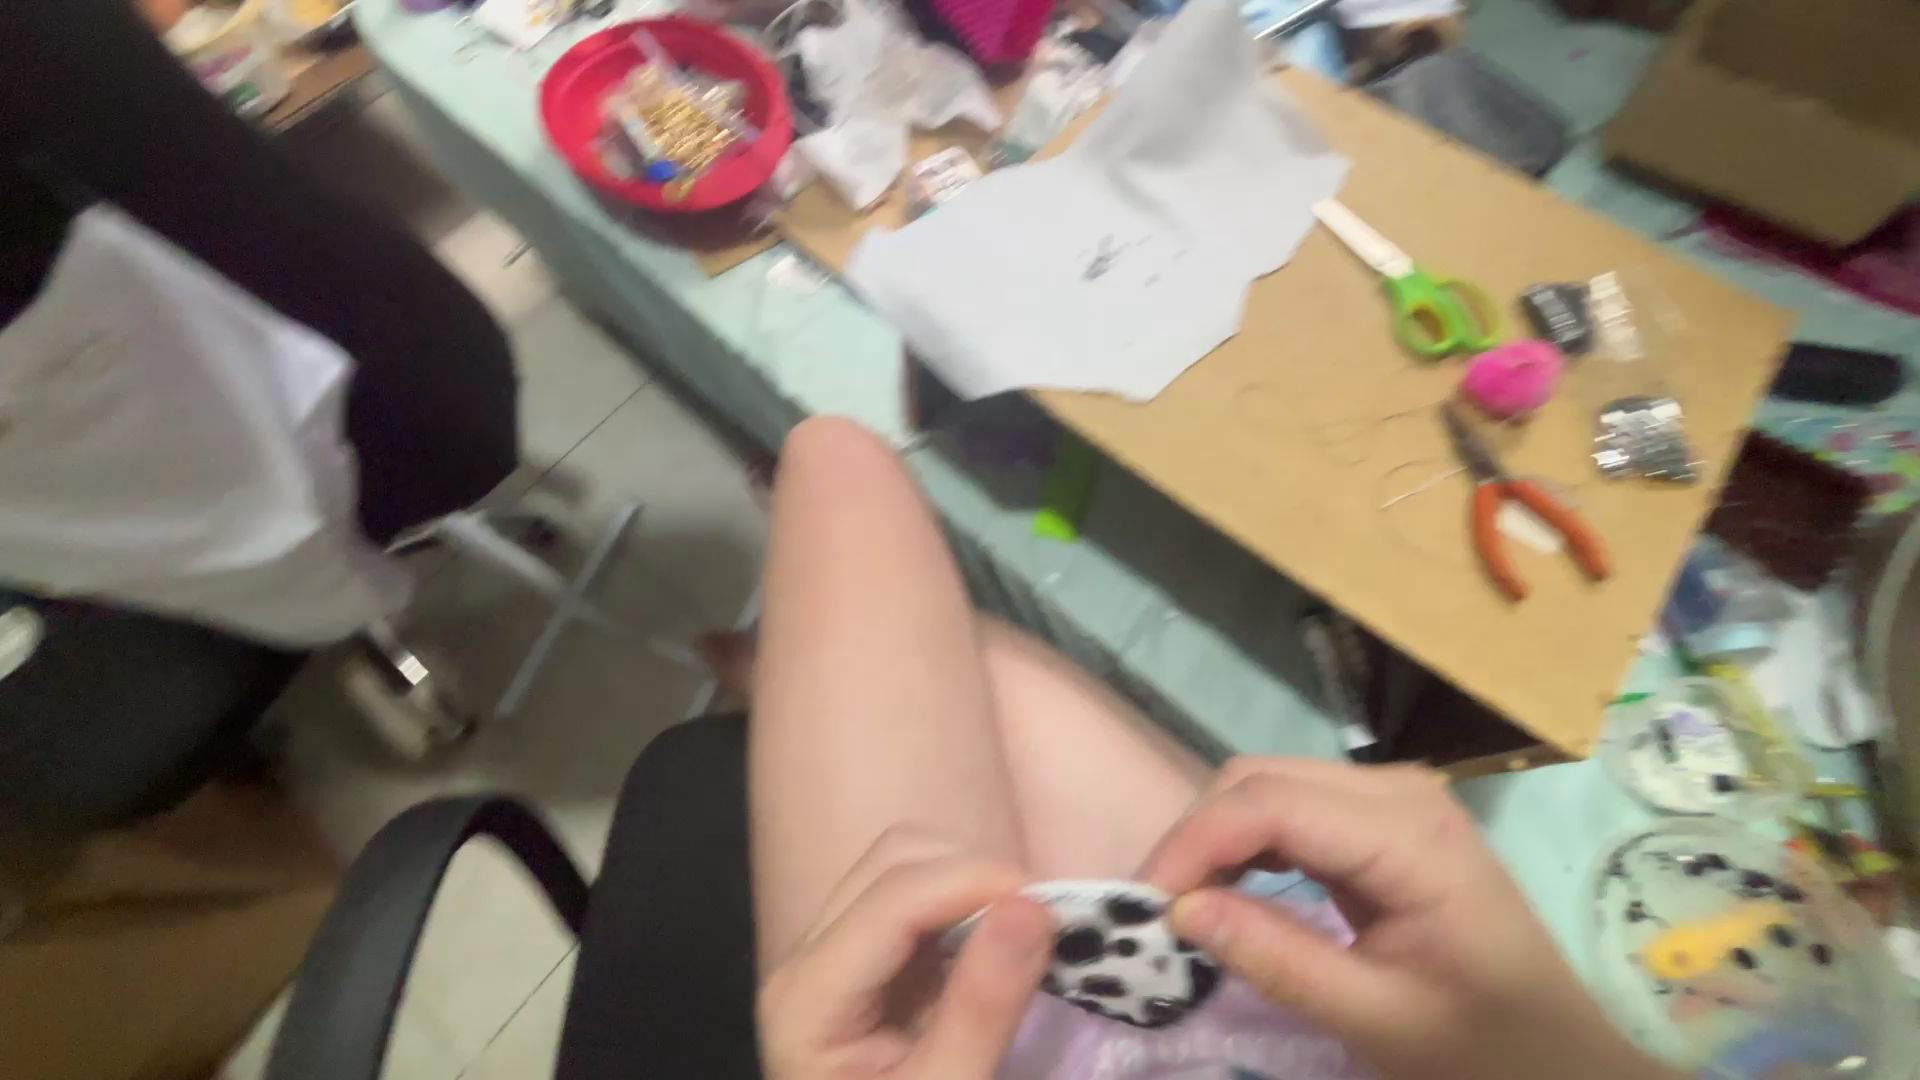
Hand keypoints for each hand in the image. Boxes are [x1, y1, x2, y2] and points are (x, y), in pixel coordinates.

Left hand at [760, 829, 1053, 1079]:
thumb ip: (982, 1008)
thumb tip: (1033, 906)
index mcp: (808, 996)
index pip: (893, 897)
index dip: (972, 880)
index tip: (1048, 903)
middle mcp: (807, 955)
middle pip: (893, 862)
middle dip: (970, 872)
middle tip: (1037, 919)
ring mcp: (831, 948)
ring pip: (902, 862)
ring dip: (967, 878)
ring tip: (1017, 928)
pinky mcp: (863, 954)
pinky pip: (913, 892)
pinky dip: (961, 899)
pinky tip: (991, 938)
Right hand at [1140, 759, 1676, 1079]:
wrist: (1566, 1057)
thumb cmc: (1486, 1050)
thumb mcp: (1379, 1022)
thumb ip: (1277, 961)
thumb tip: (1179, 910)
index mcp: (1411, 836)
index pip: (1270, 805)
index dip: (1196, 842)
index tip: (1146, 900)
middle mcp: (1394, 789)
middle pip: (1258, 780)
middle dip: (1197, 836)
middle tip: (1161, 905)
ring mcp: (1385, 793)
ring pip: (1261, 784)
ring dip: (1213, 836)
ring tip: (1186, 897)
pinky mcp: (1371, 810)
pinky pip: (1282, 804)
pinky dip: (1241, 840)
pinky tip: (1228, 883)